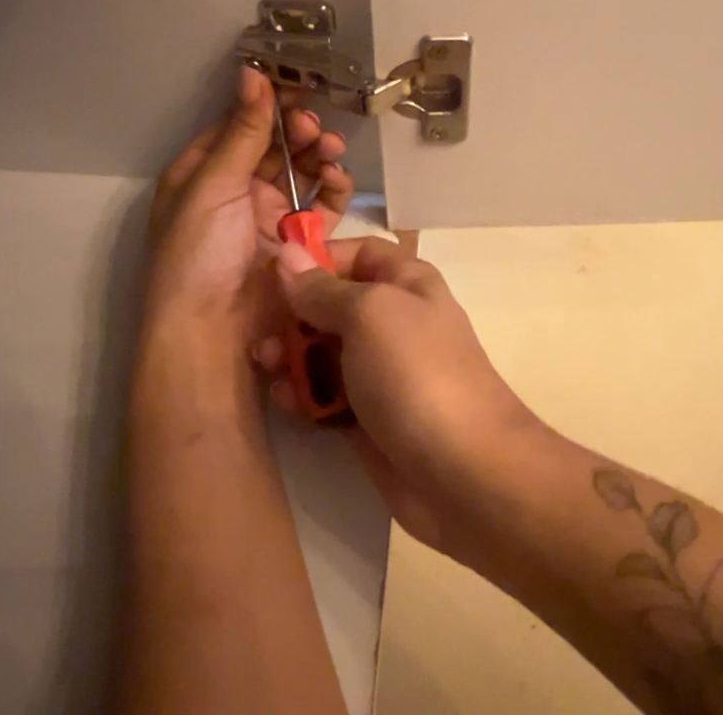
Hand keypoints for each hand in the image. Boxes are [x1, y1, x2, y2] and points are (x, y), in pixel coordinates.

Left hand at [143, 67, 352, 366]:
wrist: (214, 332)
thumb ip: (242, 132)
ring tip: (330, 150)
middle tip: (314, 128)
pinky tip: (336, 180)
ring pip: (303, 171)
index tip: (298, 86)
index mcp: (203, 173)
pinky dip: (333, 188)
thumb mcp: (212, 185)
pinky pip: (323, 205)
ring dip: (318, 155)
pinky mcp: (300, 240)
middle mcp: (236, 189)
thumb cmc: (197, 252)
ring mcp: (270, 215)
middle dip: (298, 131)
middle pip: (276, 145)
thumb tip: (252, 73)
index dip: (268, 105)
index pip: (239, 124)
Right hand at [255, 237, 543, 554]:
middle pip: (333, 304)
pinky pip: (328, 396)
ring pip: (325, 352)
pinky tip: (283, 401)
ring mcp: (383, 373)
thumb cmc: (416, 374)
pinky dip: (304, 394)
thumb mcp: (369, 313)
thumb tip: (287, 253)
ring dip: (292, 355)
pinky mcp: (369, 418)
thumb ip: (323, 287)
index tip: (271, 274)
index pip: (358, 253)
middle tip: (260, 331)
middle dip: (293, 313)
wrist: (462, 470)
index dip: (317, 258)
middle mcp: (395, 322)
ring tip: (267, 366)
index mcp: (407, 284)